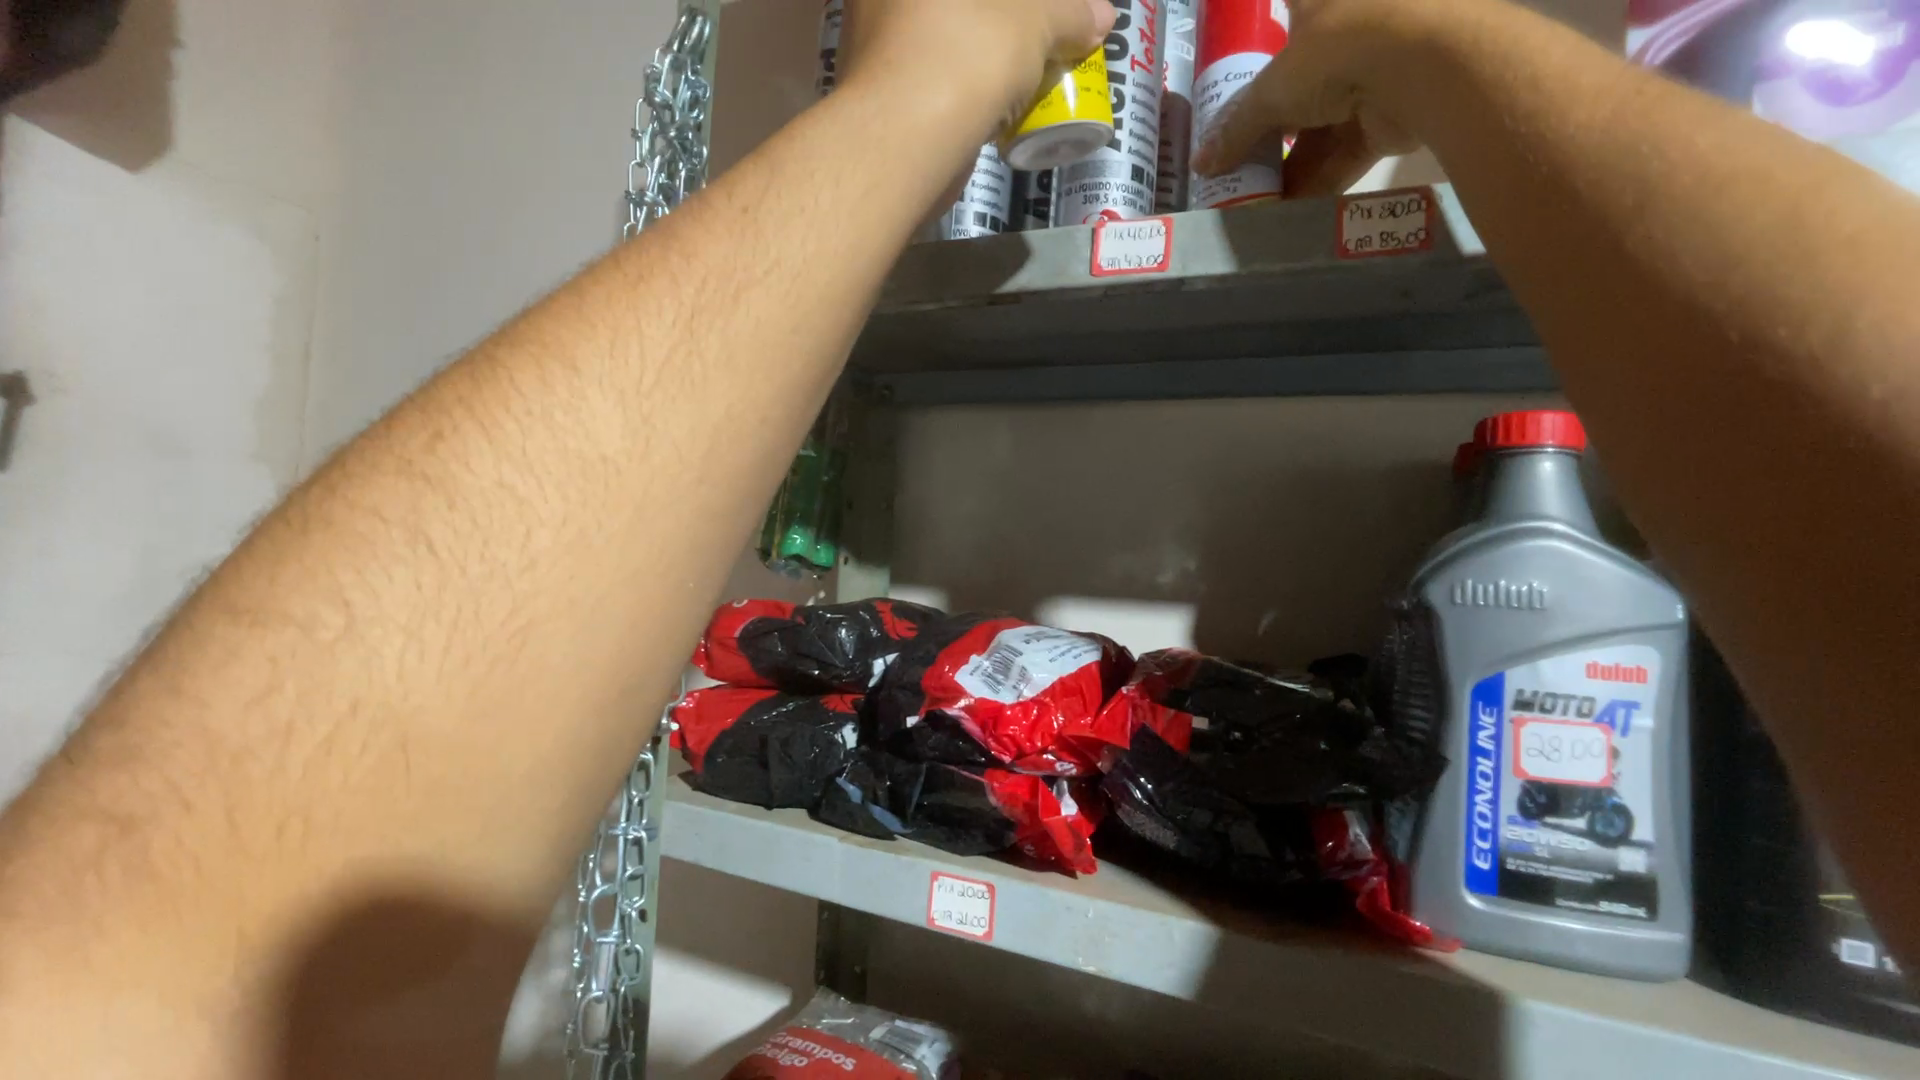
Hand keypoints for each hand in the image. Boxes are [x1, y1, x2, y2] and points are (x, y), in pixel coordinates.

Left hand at [842, 0, 1115, 132]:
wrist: (904, 140)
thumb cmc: (967, 53)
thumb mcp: (1035, 22)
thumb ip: (1070, 13)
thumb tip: (1102, 17)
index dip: (1030, 8)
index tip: (1055, 19)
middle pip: (966, 11)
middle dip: (1006, 24)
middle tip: (1044, 44)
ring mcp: (873, 41)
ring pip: (945, 40)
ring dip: (985, 57)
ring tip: (1024, 79)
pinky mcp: (876, 90)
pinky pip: (932, 78)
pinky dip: (963, 89)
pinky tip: (991, 109)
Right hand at [1193, 0, 1449, 198]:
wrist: (1427, 65)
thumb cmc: (1338, 49)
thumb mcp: (1271, 90)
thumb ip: (1236, 129)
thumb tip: (1201, 165)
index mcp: (1319, 5)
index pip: (1287, 12)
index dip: (1268, 36)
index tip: (1242, 69)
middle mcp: (1348, 34)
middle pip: (1299, 87)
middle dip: (1268, 129)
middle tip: (1235, 162)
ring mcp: (1373, 75)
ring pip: (1321, 126)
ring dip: (1288, 166)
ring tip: (1253, 200)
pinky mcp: (1391, 117)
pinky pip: (1345, 153)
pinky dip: (1318, 181)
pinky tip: (1287, 211)